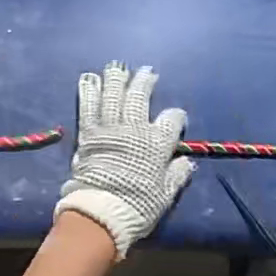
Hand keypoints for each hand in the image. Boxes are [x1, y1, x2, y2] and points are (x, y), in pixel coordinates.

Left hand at [54, 61, 192, 257]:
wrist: (102, 209)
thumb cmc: (137, 204)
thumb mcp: (165, 193)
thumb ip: (176, 174)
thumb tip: (186, 162)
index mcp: (157, 143)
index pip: (172, 120)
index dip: (176, 117)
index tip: (176, 117)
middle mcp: (134, 130)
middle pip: (139, 99)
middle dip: (144, 83)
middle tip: (147, 71)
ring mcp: (109, 129)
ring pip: (114, 96)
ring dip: (116, 79)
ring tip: (118, 66)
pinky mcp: (88, 133)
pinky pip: (89, 107)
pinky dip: (89, 90)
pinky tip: (89, 77)